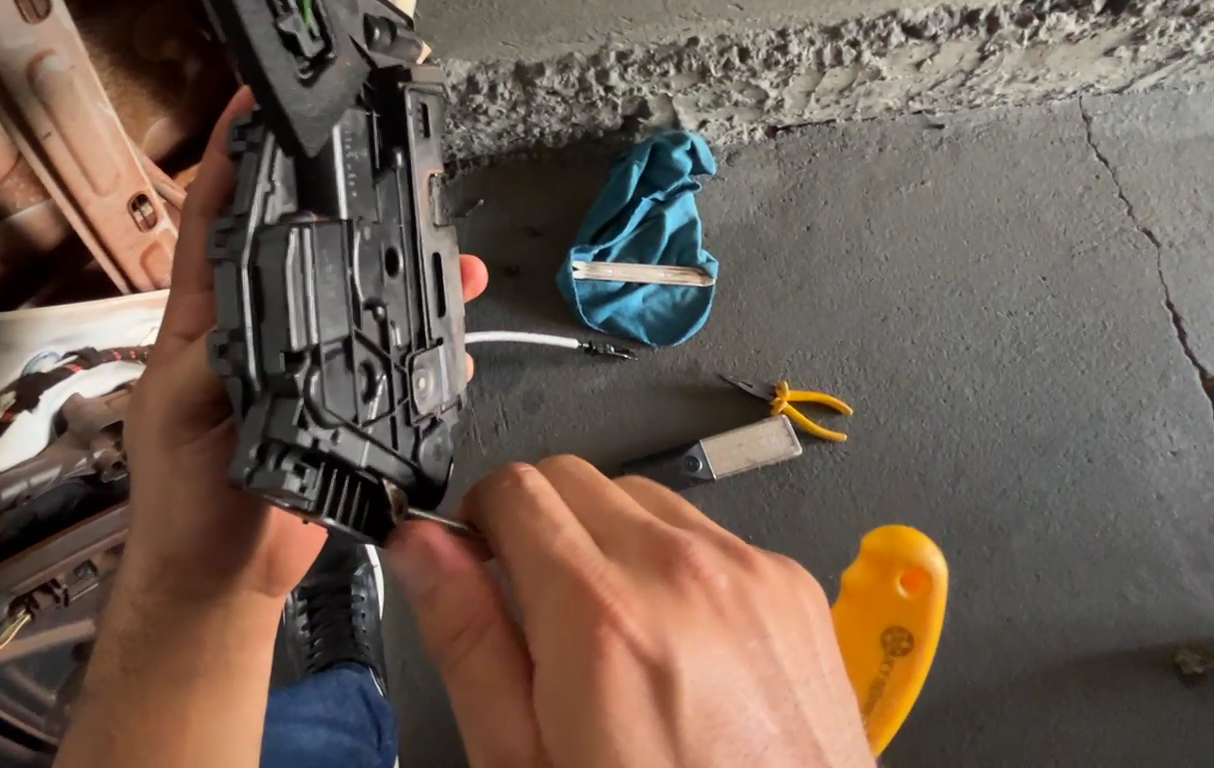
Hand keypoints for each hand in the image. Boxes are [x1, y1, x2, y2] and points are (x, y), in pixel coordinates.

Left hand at [120, 88, 490, 607]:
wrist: (226, 571)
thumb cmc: (186, 489)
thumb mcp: (186, 408)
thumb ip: (221, 350)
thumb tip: (265, 297)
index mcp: (209, 313)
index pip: (216, 216)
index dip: (230, 154)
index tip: (254, 99)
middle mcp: (267, 322)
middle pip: (307, 244)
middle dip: (344, 201)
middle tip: (385, 168)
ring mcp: (314, 359)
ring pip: (364, 296)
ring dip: (405, 270)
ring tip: (448, 252)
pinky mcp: (350, 398)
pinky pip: (395, 358)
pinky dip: (428, 344)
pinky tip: (456, 334)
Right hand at [388, 456, 874, 767]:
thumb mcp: (523, 760)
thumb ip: (466, 633)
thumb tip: (424, 545)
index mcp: (600, 616)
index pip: (514, 487)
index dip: (482, 516)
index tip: (482, 550)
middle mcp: (678, 572)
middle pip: (571, 475)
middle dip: (538, 518)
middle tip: (539, 597)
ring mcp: (745, 571)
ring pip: (635, 494)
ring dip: (605, 535)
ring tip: (614, 624)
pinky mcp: (789, 582)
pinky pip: (702, 528)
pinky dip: (671, 558)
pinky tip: (677, 634)